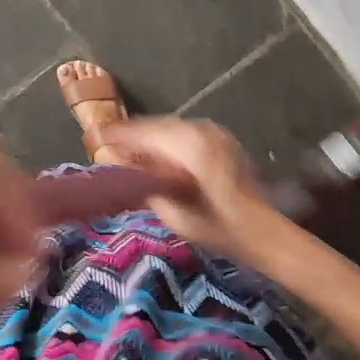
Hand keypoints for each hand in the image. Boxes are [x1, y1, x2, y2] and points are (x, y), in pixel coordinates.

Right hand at [99, 117, 290, 258]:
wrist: (267, 233)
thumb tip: (122, 166)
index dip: (116, 134)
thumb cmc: (221, 230)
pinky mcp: (221, 139)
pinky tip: (155, 156)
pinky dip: (165, 140)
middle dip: (130, 135)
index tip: (92, 137)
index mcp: (190, 147)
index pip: (143, 132)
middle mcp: (201, 132)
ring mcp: (214, 133)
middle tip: (105, 144)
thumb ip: (146, 185)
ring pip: (168, 128)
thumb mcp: (176, 215)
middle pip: (154, 126)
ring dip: (147, 137)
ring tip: (126, 151)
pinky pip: (183, 133)